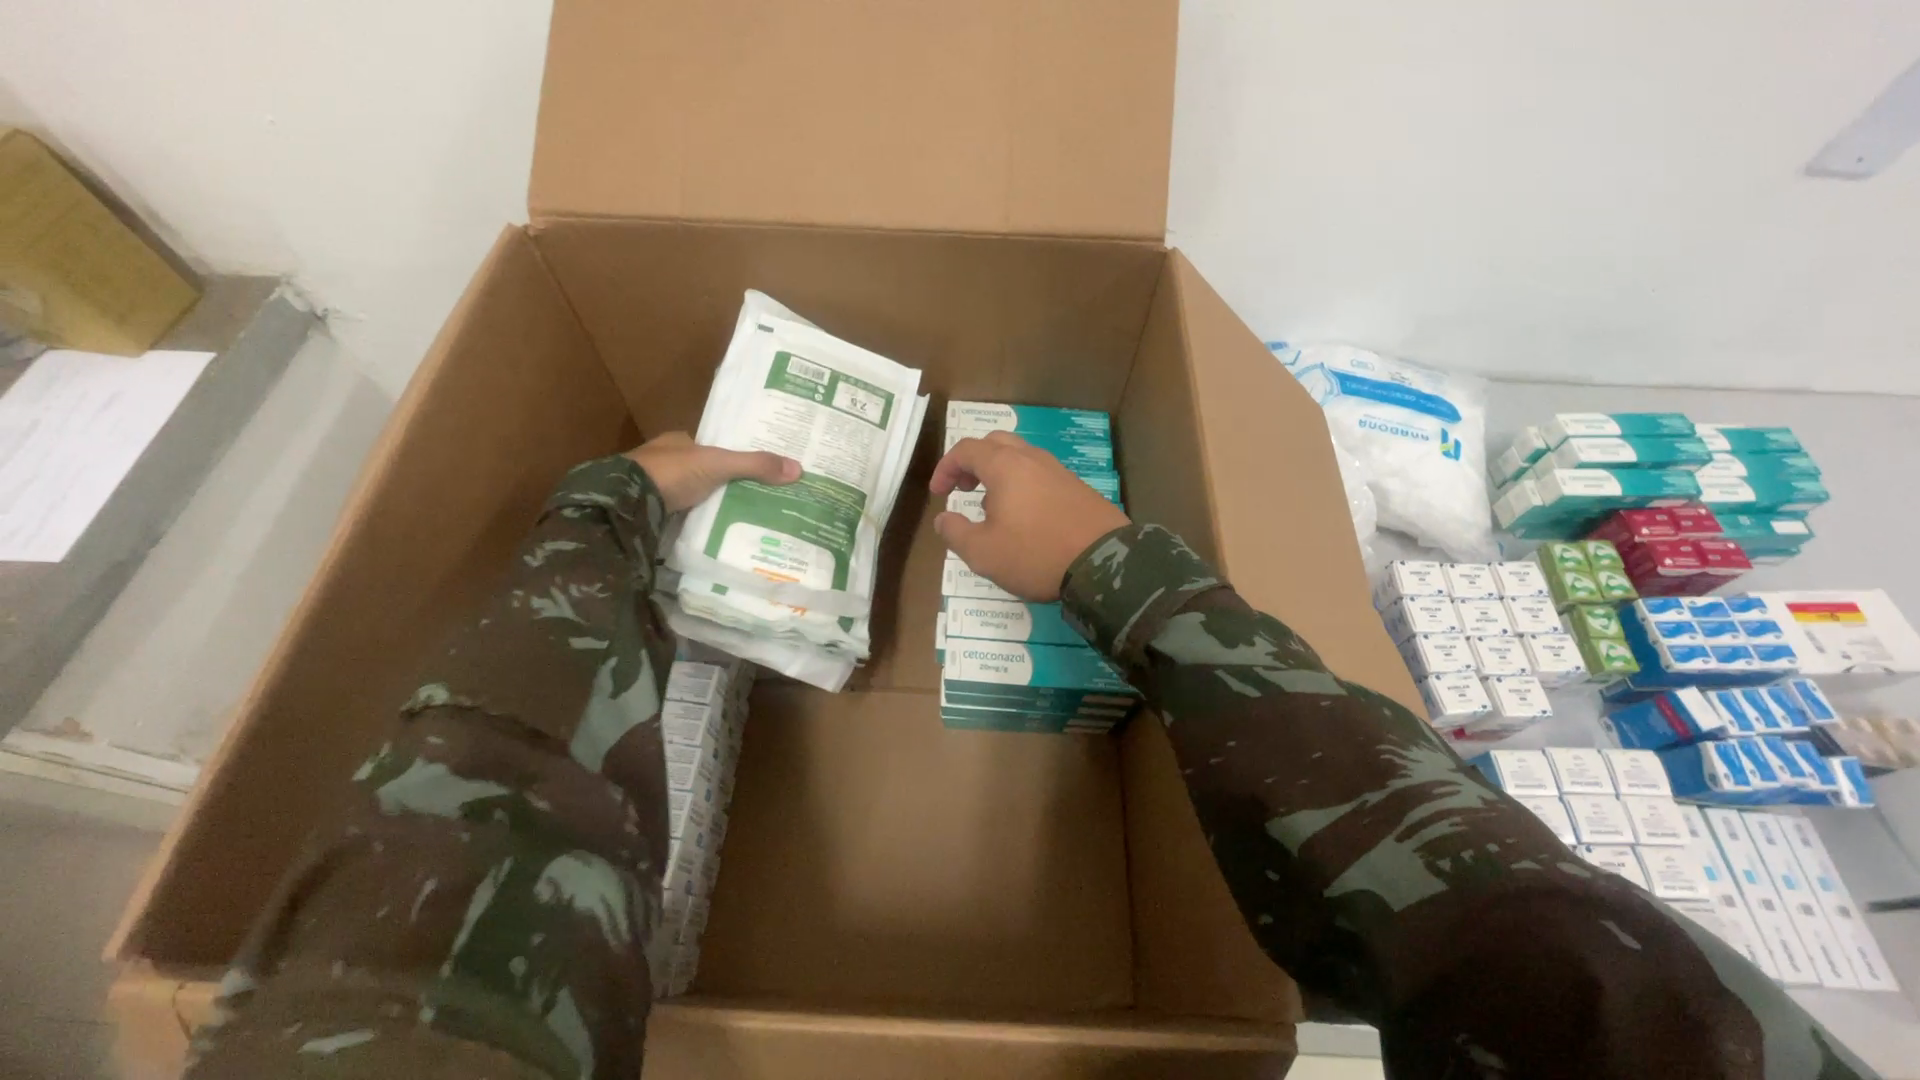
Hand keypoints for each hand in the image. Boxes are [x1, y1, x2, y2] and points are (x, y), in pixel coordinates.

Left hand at [624, 432, 801, 513]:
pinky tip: (718, 531)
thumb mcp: (719, 464)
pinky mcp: (652, 512)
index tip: (756, 470)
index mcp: (679, 441)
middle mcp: (666, 460)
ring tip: (745, 517)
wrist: (628, 501)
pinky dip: (699, 521)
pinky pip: (684, 515)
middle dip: (726, 483)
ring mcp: (657, 488)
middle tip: (757, 497)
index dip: (734, 457)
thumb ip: (755, 465)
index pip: (712, 447)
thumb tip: (798, 469)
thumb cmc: (671, 472)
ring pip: (694, 495)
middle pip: (705, 472)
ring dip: (712, 504)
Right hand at [931, 431, 1130, 601]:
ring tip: (991, 506)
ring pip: (1021, 458)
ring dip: (999, 474)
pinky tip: (1024, 518)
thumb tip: (943, 518)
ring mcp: (1059, 472)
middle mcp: (1032, 460)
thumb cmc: (1035, 554)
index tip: (938, 493)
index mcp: (1005, 467)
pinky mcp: (1078, 489)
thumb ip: (956, 533)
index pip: (966, 450)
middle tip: (963, 489)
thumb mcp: (983, 553)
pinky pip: (1041, 475)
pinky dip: (1022, 485)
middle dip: (973, 462)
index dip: (946, 468)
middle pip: (995, 444)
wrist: (1105, 563)